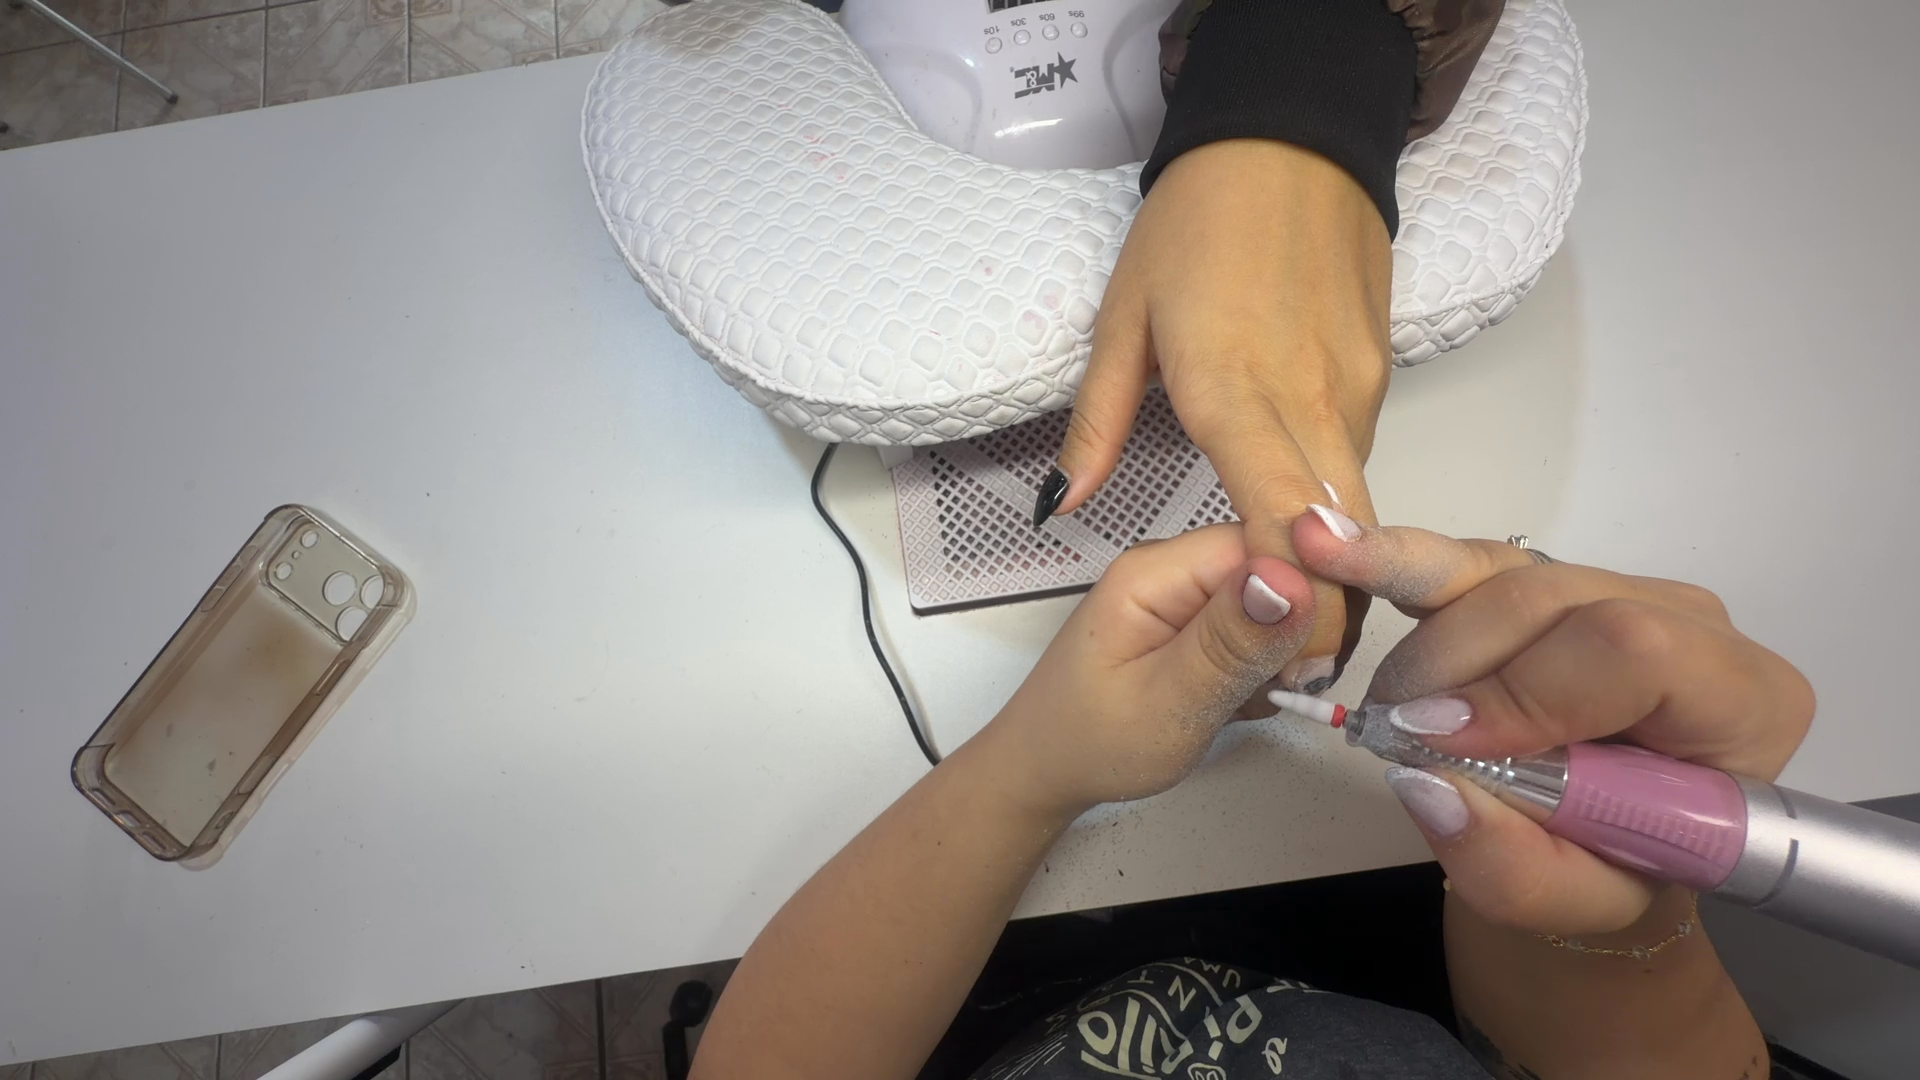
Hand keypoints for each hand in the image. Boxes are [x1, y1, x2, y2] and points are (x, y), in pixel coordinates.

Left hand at [981, 524, 1316, 815]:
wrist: (1049, 764)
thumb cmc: (1090, 740)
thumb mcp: (1166, 703)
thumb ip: (1230, 645)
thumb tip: (1293, 579)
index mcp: (1153, 571)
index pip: (1263, 539)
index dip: (1307, 593)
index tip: (1308, 662)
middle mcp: (1170, 568)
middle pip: (1276, 563)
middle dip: (1300, 628)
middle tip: (1280, 689)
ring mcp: (1182, 593)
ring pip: (1275, 599)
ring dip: (1283, 653)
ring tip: (1248, 697)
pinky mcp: (1193, 620)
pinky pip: (1256, 626)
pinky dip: (1265, 664)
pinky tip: (1241, 696)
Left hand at [1038, 139, 1394, 695]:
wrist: (1290, 142)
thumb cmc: (1192, 232)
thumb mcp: (1119, 323)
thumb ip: (1096, 426)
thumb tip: (1064, 503)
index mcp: (1234, 394)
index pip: (1274, 519)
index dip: (1286, 595)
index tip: (1285, 657)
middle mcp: (1312, 400)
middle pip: (1335, 528)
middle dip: (1323, 602)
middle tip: (1297, 665)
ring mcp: (1358, 385)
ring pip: (1352, 496)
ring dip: (1334, 558)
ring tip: (1302, 609)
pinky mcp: (1383, 371)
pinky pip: (1358, 456)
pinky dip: (1339, 502)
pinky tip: (1309, 524)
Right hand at [1292, 506, 1814, 935]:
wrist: (1581, 831)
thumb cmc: (1595, 863)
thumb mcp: (1566, 898)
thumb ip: (1509, 864)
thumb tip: (1424, 782)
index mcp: (1734, 699)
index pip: (1630, 649)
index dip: (1523, 689)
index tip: (1436, 740)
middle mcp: (1676, 619)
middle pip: (1539, 598)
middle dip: (1446, 666)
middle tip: (1393, 729)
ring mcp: (1591, 583)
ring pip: (1483, 568)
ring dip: (1409, 628)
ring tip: (1379, 694)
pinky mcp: (1514, 574)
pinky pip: (1445, 557)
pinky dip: (1379, 557)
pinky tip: (1323, 543)